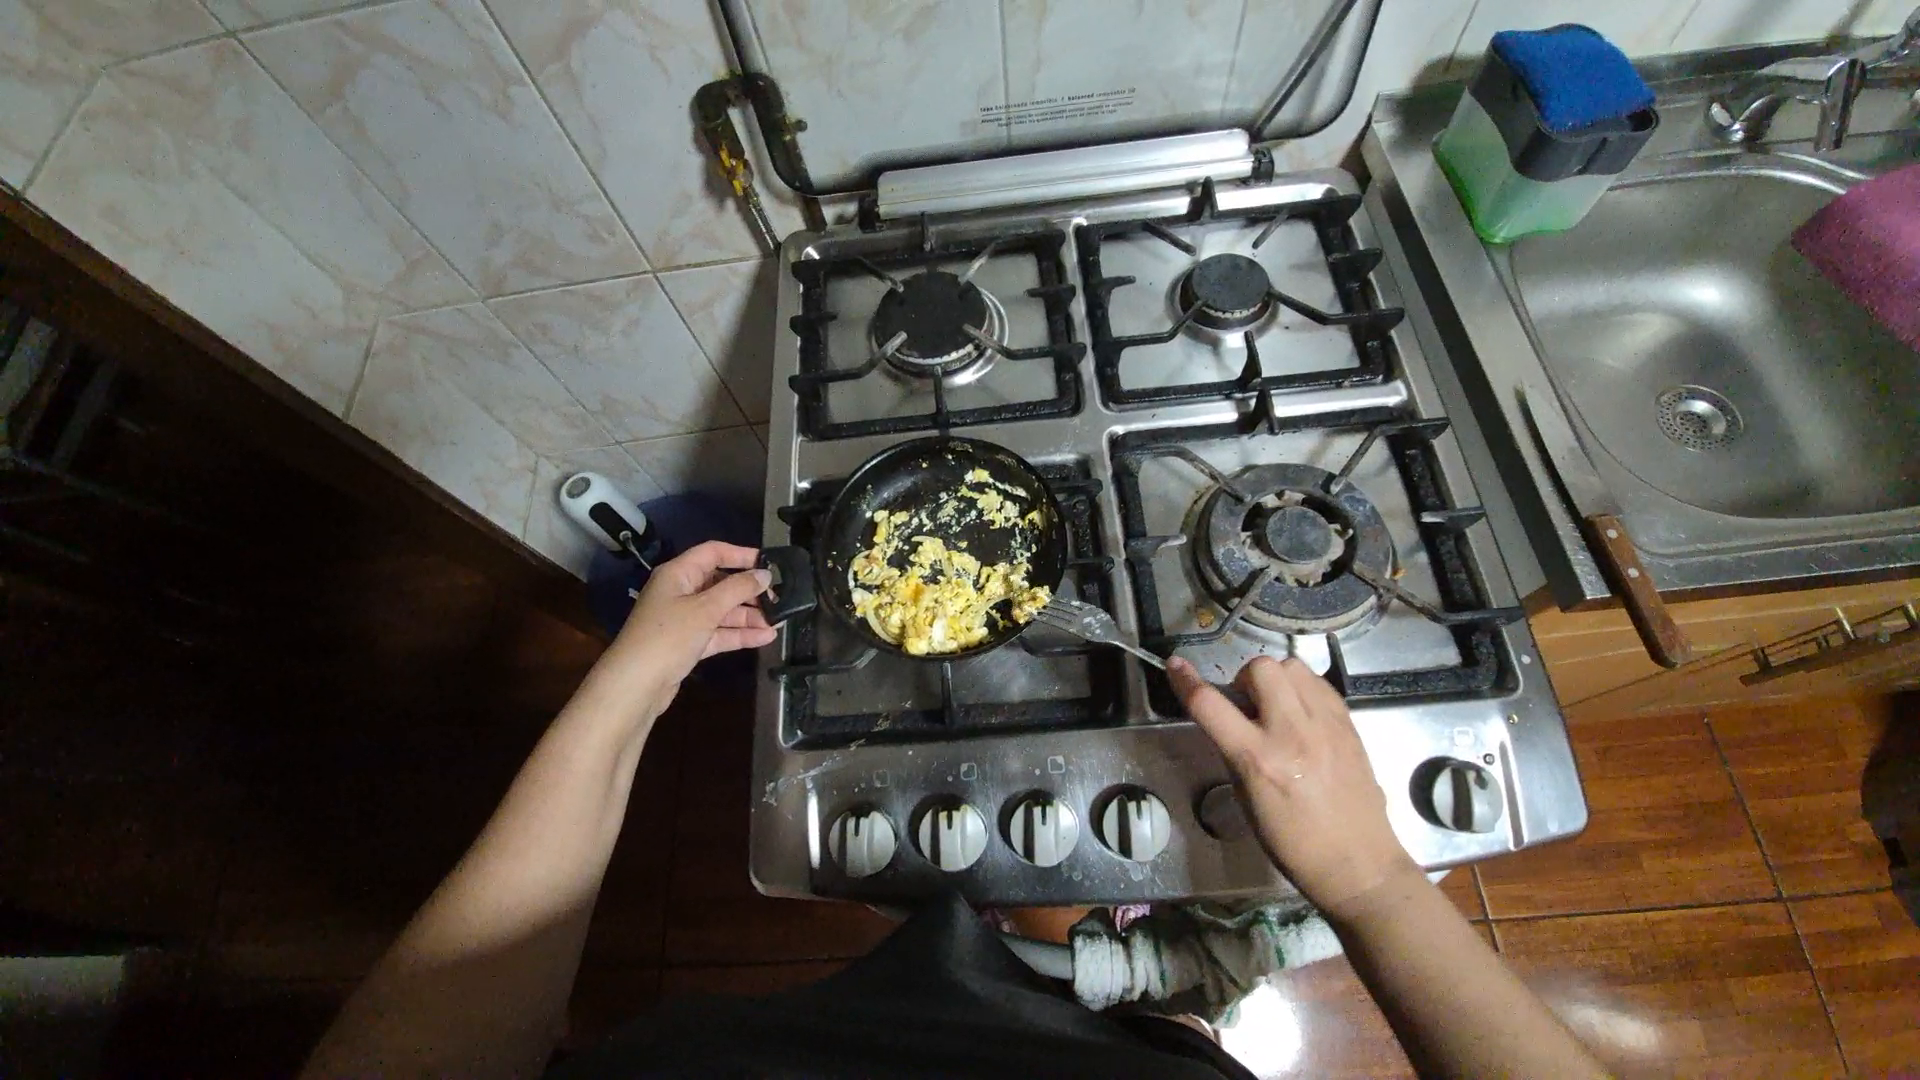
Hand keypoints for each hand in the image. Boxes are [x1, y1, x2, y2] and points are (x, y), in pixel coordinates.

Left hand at [605, 541, 776, 713]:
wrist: (636, 685)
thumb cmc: (668, 636)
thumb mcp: (706, 608)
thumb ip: (738, 589)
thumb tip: (765, 574)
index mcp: (678, 574)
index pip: (713, 553)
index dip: (741, 555)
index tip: (769, 563)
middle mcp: (681, 592)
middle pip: (721, 583)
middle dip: (749, 591)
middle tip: (779, 599)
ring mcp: (685, 619)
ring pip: (723, 610)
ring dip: (749, 615)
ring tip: (779, 621)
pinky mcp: (689, 643)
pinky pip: (719, 632)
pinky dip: (740, 634)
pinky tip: (766, 637)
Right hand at [1168, 655, 1420, 919]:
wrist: (1359, 864)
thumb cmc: (1292, 842)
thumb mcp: (1246, 798)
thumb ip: (1234, 750)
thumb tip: (1227, 717)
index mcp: (1258, 759)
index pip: (1210, 705)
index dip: (1186, 681)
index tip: (1175, 665)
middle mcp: (1292, 733)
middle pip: (1260, 668)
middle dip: (1245, 679)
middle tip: (1249, 706)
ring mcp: (1326, 725)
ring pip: (1292, 666)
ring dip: (1276, 679)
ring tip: (1277, 706)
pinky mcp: (1349, 724)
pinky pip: (1318, 682)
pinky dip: (1302, 688)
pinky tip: (1301, 713)